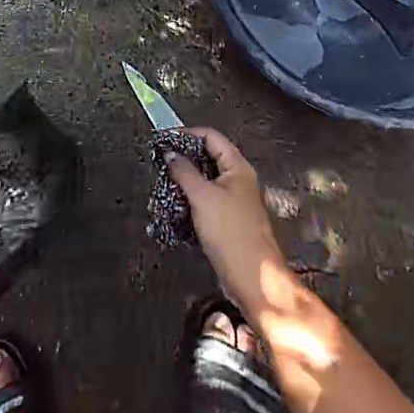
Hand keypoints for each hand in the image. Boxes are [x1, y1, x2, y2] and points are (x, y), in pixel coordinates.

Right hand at [166, 128, 286, 304]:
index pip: (211, 137)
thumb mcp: (202, 196)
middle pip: (207, 158)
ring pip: (204, 182)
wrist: (252, 278)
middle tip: (161, 161)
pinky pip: (204, 202)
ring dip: (184, 181)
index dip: (186, 134)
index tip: (164, 139)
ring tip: (164, 184)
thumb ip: (184, 172)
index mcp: (238, 168)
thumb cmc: (233, 234)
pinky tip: (174, 208)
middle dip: (183, 158)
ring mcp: (233, 202)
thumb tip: (170, 154)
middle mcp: (238, 181)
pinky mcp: (226, 221)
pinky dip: (189, 202)